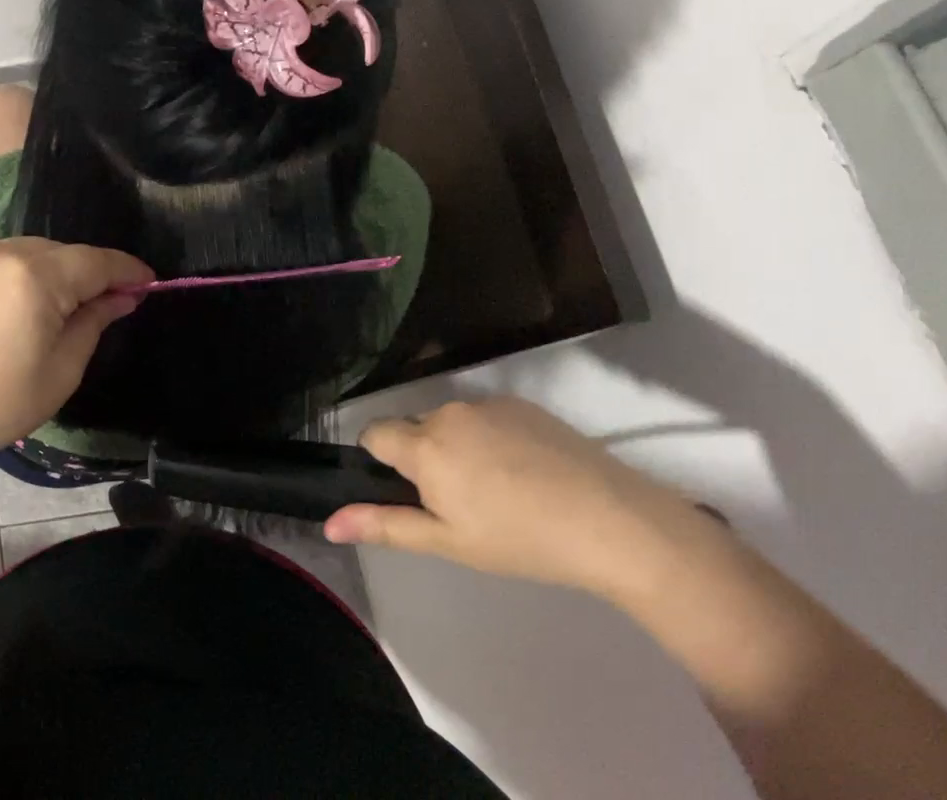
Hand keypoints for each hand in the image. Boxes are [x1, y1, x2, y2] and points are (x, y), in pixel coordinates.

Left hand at [0, 238, 152, 472]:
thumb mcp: (62, 369)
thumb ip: (95, 321)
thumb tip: (123, 295)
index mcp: (35, 275)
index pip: (97, 260)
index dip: (129, 270)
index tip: (151, 284)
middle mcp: (4, 251)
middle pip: (66, 253)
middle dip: (94, 274)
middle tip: (114, 305)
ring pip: (36, 254)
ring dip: (61, 274)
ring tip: (73, 311)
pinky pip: (8, 262)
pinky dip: (30, 277)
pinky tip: (34, 308)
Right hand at [324, 398, 712, 598]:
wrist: (617, 523)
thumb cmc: (521, 540)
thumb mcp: (447, 542)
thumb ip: (383, 525)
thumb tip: (328, 523)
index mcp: (425, 446)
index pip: (374, 433)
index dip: (381, 461)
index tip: (410, 492)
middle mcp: (450, 414)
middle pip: (414, 429)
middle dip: (423, 457)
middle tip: (460, 503)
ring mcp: (491, 406)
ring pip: (452, 424)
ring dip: (458, 448)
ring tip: (499, 490)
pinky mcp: (526, 405)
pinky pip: (487, 418)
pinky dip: (492, 439)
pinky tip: (526, 474)